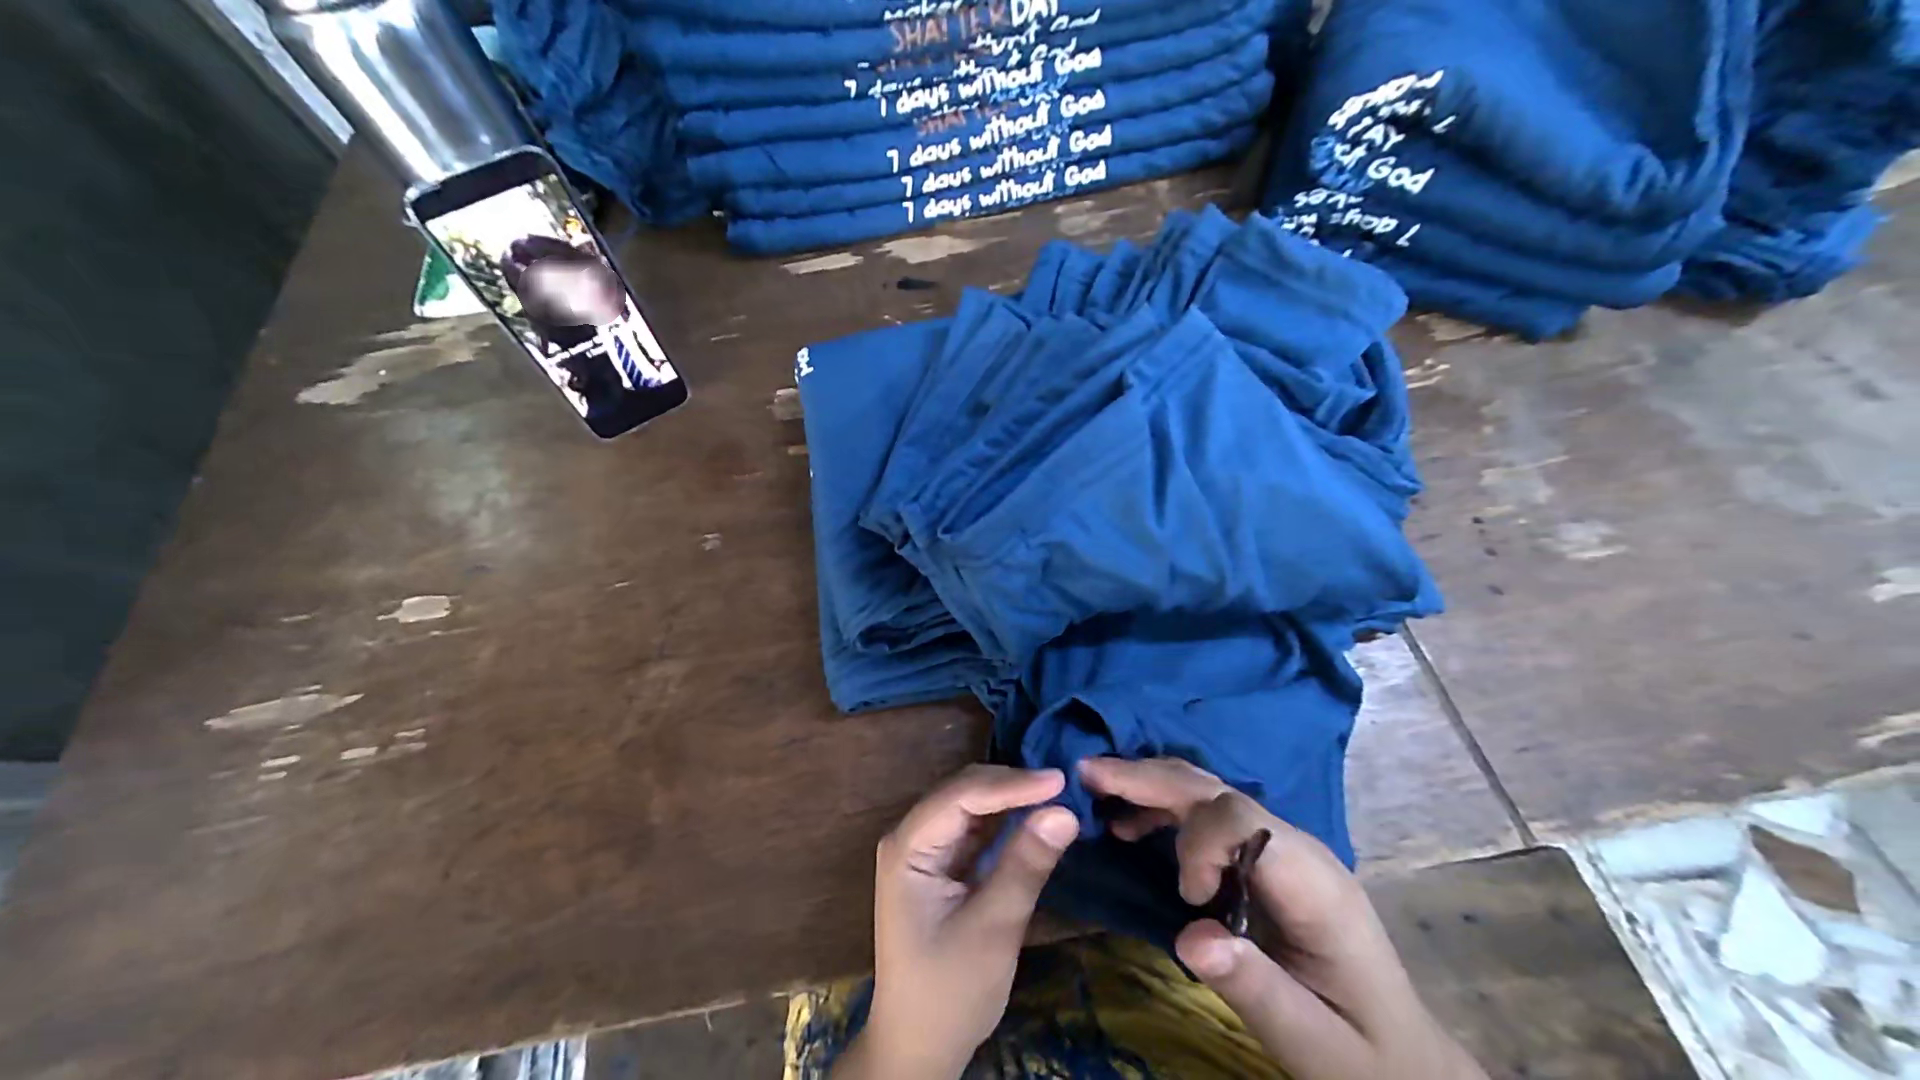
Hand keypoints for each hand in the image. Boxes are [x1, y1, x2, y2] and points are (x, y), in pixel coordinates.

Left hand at [834, 766, 1079, 1079]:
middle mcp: (912, 837)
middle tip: (1066, 785)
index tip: (1060, 780)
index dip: (1011, 783)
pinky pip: (978, 829)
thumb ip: (1025, 866)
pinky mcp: (943, 864)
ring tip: (1059, 794)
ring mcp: (927, 850)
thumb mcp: (993, 929)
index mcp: (907, 847)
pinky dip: (1008, 822)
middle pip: (964, 792)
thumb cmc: (948, 991)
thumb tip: (1065, 812)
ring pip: (973, 806)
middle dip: (1013, 785)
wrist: (919, 1045)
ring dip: (1013, 799)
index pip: (961, 796)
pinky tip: (1037, 817)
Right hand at [1081, 757, 1486, 1079]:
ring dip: (1151, 784)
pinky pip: (1208, 816)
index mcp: (1315, 885)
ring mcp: (1280, 849)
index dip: (1199, 841)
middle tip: (1089, 774)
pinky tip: (1130, 823)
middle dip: (1151, 778)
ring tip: (1096, 786)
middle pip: (1217, 791)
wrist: (1403, 1055)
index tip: (1189, 896)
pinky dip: (1163, 809)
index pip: (1245, 821)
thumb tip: (1191, 936)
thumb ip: (1254, 986)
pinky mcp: (1264, 859)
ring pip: (1208, 793)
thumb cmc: (1360, 1052)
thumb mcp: (1311, 1040)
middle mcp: (1297, 849)